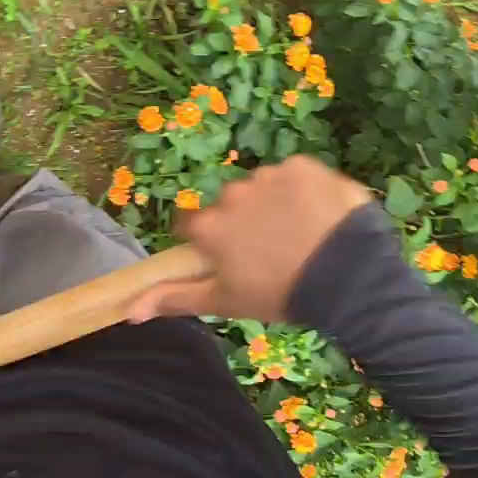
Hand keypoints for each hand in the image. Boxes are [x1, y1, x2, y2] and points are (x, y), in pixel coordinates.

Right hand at [127, 155, 372, 322]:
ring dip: (275, 205)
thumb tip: (128, 311)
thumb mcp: (225, 302)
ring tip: (302, 236)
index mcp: (210, 226)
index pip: (197, 226)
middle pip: (230, 205)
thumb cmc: (280, 294)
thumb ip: (175, 299)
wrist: (349, 278)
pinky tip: (319, 217)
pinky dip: (304, 191)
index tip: (236, 258)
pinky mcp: (303, 165)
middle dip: (246, 222)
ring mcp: (268, 176)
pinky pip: (294, 175)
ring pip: (263, 188)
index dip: (215, 242)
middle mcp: (231, 193)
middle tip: (274, 251)